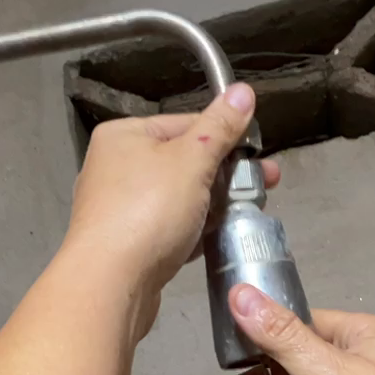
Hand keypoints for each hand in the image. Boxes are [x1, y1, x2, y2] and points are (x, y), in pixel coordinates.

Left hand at [60, 83, 278, 338]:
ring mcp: (119, 211)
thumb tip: (243, 91)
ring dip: (212, 206)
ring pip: (178, 200)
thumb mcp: (192, 160)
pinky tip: (214, 239)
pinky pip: (168, 230)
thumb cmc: (148, 213)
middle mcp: (115, 169)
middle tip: (264, 186)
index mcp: (124, 136)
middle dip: (225, 176)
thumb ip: (220, 128)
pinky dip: (192, 232)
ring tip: (245, 214)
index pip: (185, 124)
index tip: (257, 155)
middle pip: (183, 163)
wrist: (110, 284)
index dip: (225, 137)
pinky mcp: (127, 246)